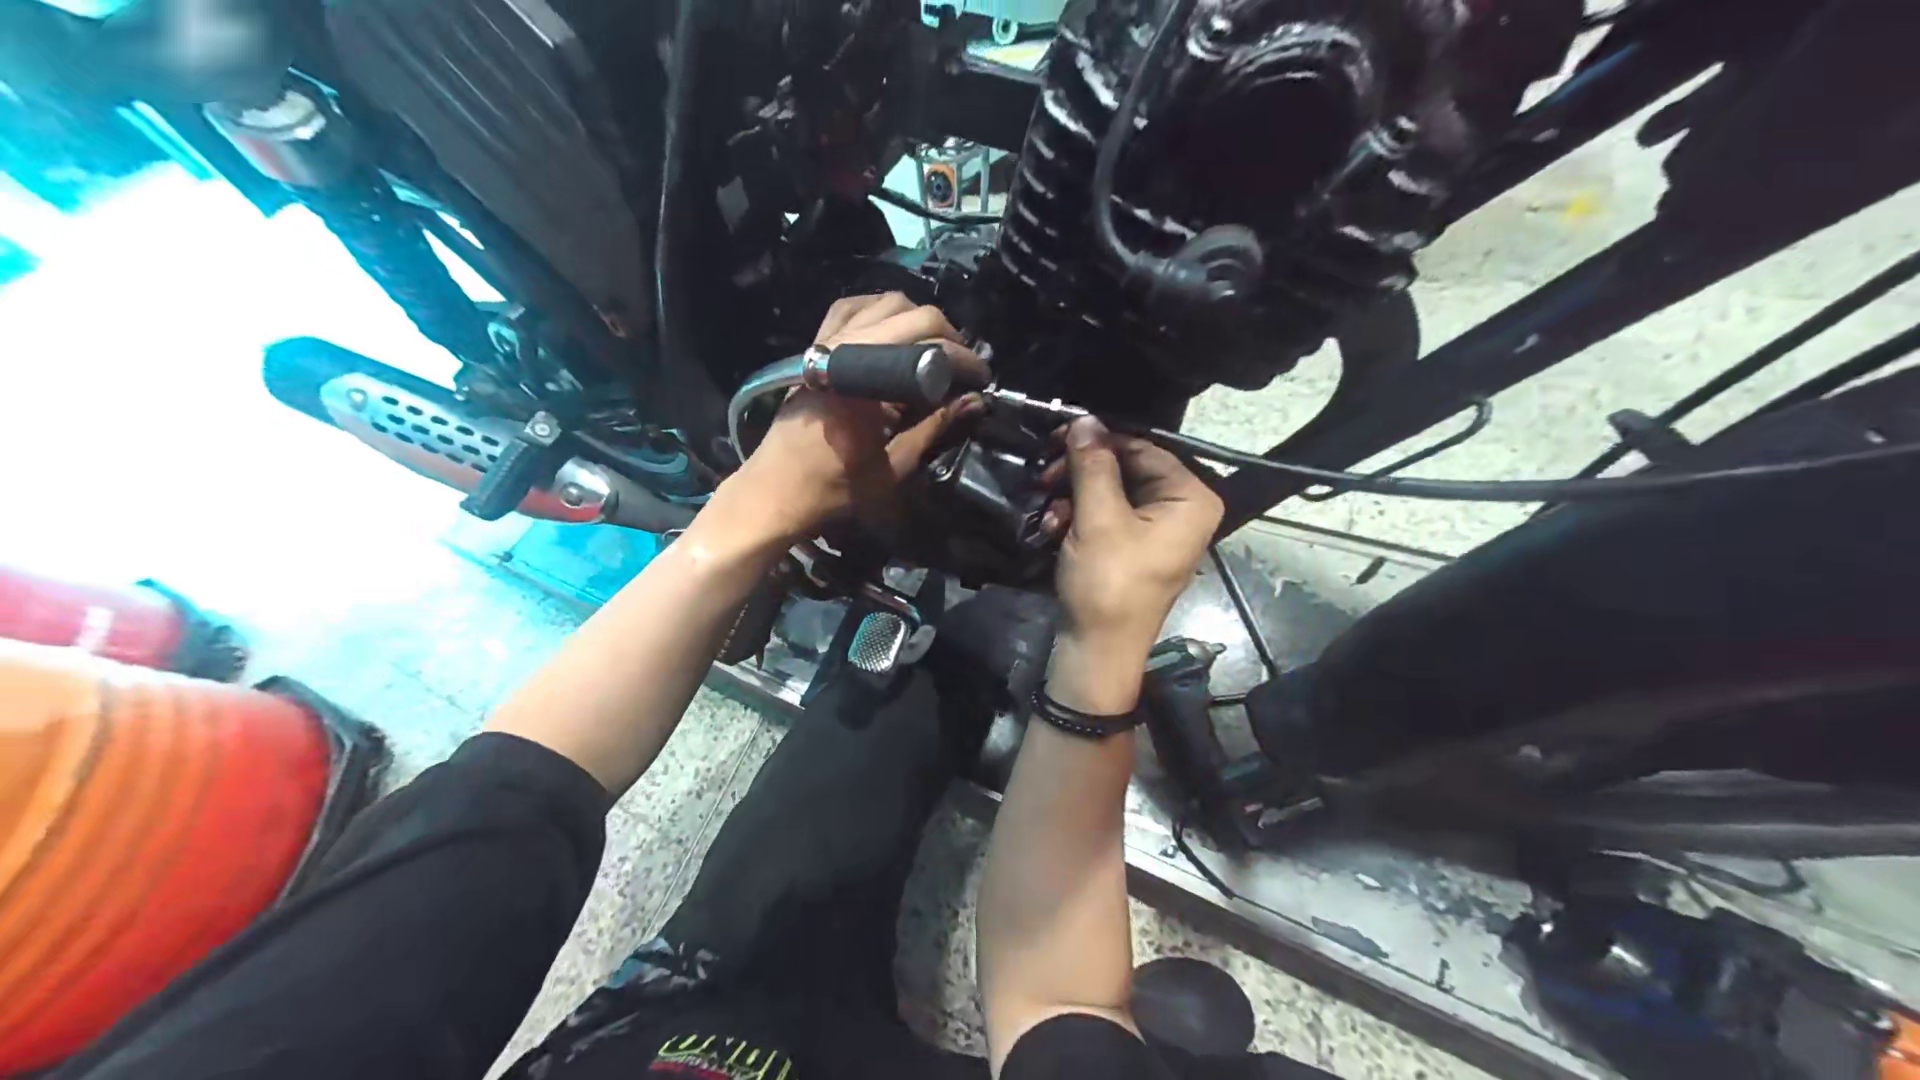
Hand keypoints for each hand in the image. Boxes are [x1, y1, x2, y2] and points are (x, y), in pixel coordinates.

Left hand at [723, 292, 987, 538]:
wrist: (775, 491)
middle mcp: (847, 348)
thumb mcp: (894, 466)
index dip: (964, 360)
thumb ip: (936, 427)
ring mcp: (828, 342)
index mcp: (867, 379)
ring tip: (933, 348)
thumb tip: (976, 402)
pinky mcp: (816, 346)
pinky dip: (879, 311)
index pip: (929, 349)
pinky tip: (893, 331)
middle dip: (947, 334)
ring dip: (916, 318)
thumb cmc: (834, 487)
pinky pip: (851, 308)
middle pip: (911, 314)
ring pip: (883, 302)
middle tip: (962, 366)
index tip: (982, 380)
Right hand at [1049, 417, 1223, 652]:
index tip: (1056, 436)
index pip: (1143, 448)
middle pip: (1127, 469)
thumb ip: (1093, 465)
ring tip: (1047, 509)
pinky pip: (1109, 515)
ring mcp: (1159, 531)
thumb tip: (1085, 419)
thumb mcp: (1098, 518)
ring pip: (1111, 491)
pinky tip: (1054, 527)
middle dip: (1081, 472)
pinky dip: (1079, 517)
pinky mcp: (1135, 547)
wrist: (1098, 649)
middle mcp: (1183, 510)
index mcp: (1191, 499)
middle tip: (1044, 474)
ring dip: (1074, 496)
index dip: (1098, 440)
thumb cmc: (1108, 582)